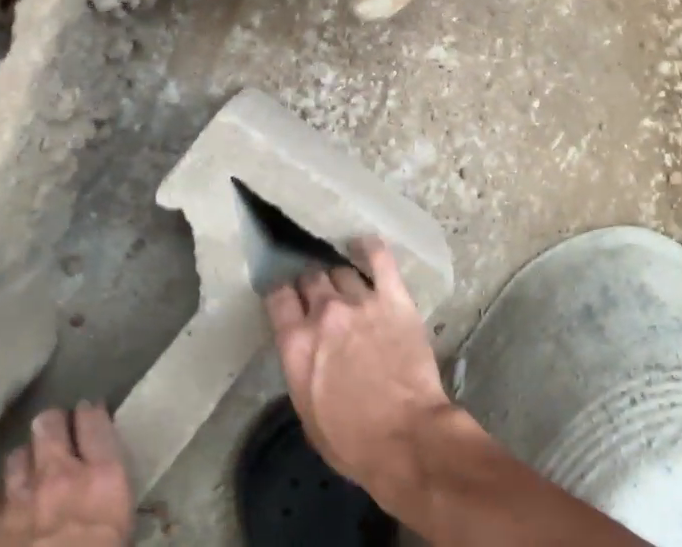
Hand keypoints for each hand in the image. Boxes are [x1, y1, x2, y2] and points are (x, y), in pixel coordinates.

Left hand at [0, 403, 132, 546]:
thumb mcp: (123, 517)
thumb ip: (110, 485)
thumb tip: (103, 474)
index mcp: (102, 472)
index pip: (93, 419)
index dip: (90, 411)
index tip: (89, 412)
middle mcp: (59, 474)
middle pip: (48, 424)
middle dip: (52, 424)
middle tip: (56, 432)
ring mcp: (18, 498)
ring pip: (15, 456)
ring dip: (25, 461)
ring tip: (30, 472)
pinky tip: (5, 509)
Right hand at [264, 238, 453, 496]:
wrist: (403, 434)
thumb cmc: (351, 438)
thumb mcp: (306, 409)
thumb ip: (301, 368)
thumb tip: (306, 351)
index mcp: (296, 343)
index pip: (278, 298)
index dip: (281, 295)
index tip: (286, 297)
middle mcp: (325, 313)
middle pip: (311, 279)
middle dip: (312, 284)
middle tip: (319, 293)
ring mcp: (362, 301)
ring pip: (343, 270)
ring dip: (340, 276)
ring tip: (345, 281)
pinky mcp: (395, 298)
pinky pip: (381, 259)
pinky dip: (371, 247)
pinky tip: (366, 244)